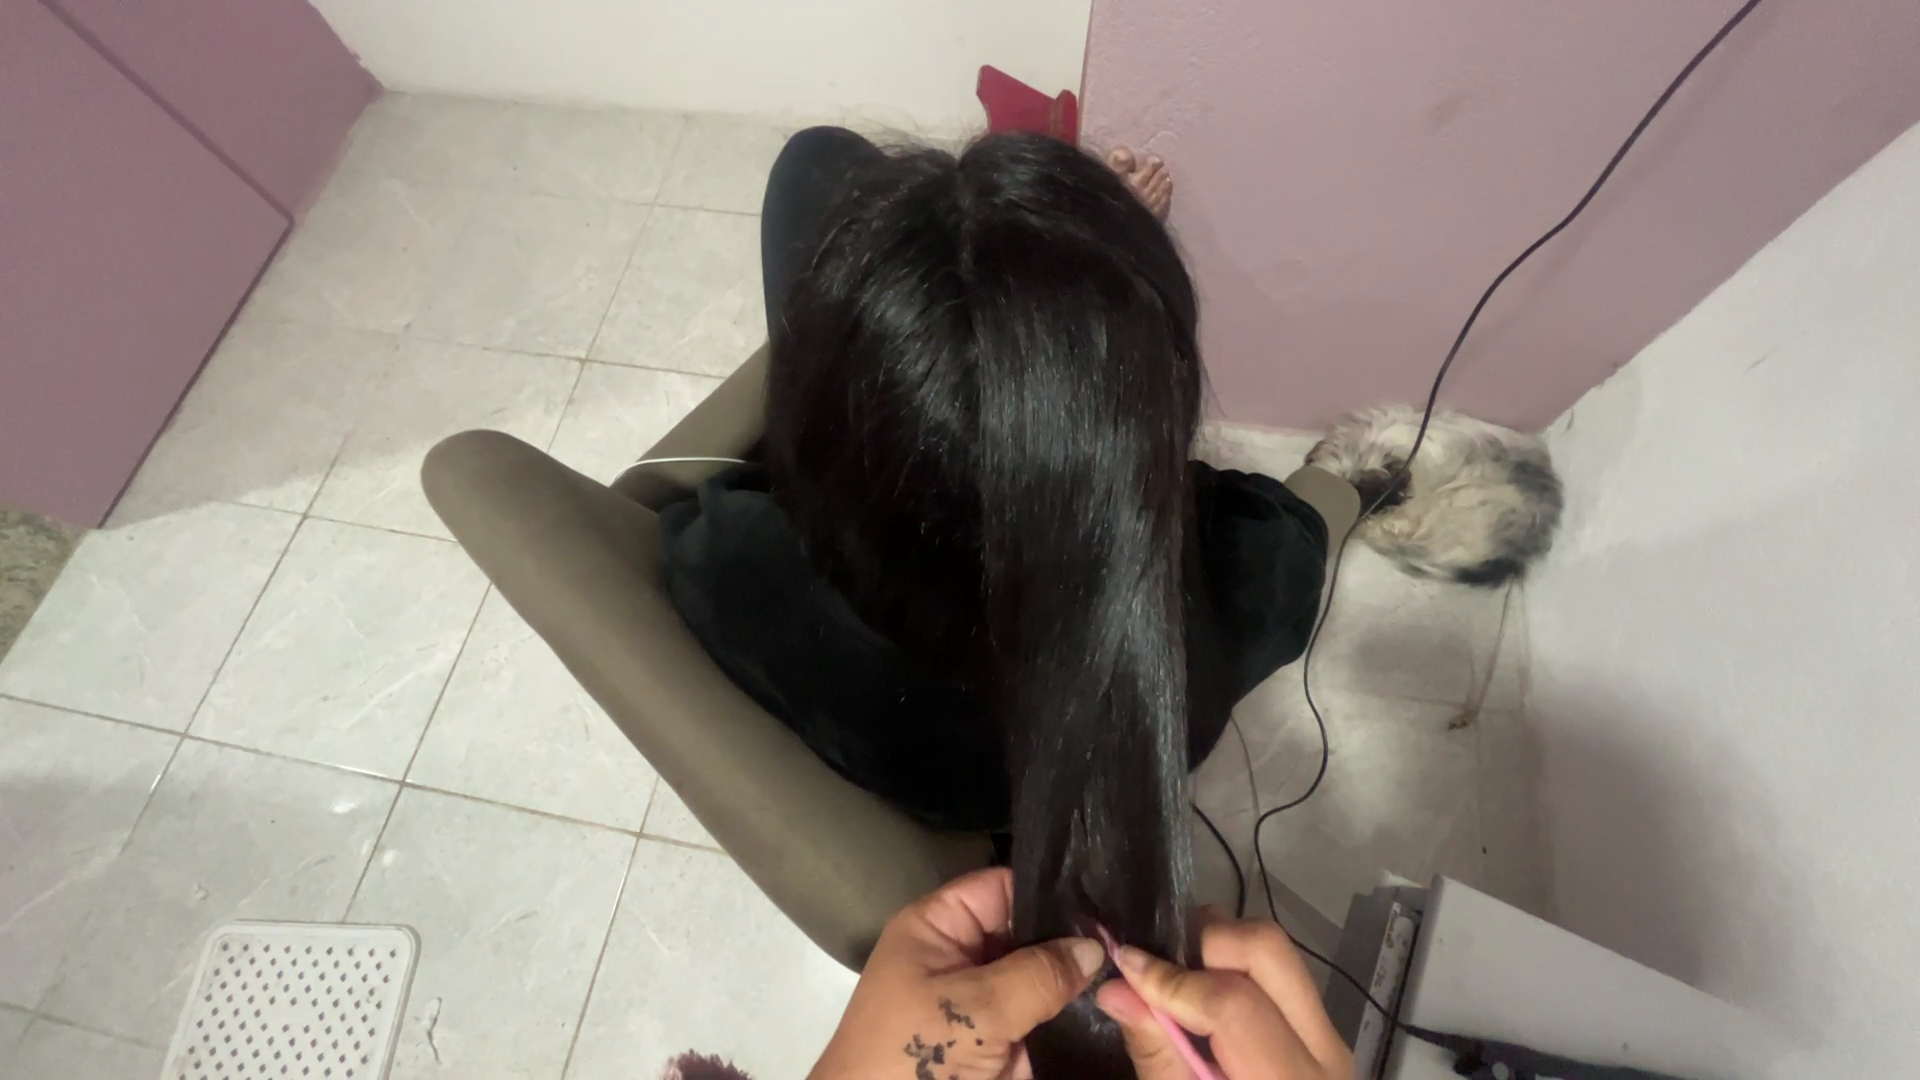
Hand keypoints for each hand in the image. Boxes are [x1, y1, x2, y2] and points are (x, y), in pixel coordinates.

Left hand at [808, 868, 1105, 1079]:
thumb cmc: (914, 1057)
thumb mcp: (974, 1009)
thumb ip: (1037, 974)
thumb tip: (1095, 945)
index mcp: (938, 927)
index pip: (1000, 888)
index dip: (1047, 890)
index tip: (1100, 897)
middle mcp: (961, 957)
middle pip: (1023, 934)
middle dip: (1069, 938)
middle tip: (1123, 934)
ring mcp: (979, 1004)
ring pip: (1037, 980)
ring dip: (1074, 983)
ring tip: (1125, 967)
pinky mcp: (996, 1046)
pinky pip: (1038, 1022)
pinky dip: (1068, 1022)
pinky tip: (1111, 1007)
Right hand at [1096, 914, 1352, 1079]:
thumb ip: (1157, 1057)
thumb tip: (1115, 986)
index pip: (1234, 1003)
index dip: (1171, 979)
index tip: (1123, 965)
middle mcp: (1328, 1057)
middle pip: (1267, 951)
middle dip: (1202, 941)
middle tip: (1157, 963)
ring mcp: (1334, 1042)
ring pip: (1275, 952)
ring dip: (1216, 947)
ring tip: (1176, 977)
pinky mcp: (1324, 1036)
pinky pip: (1278, 975)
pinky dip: (1232, 966)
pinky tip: (1202, 997)